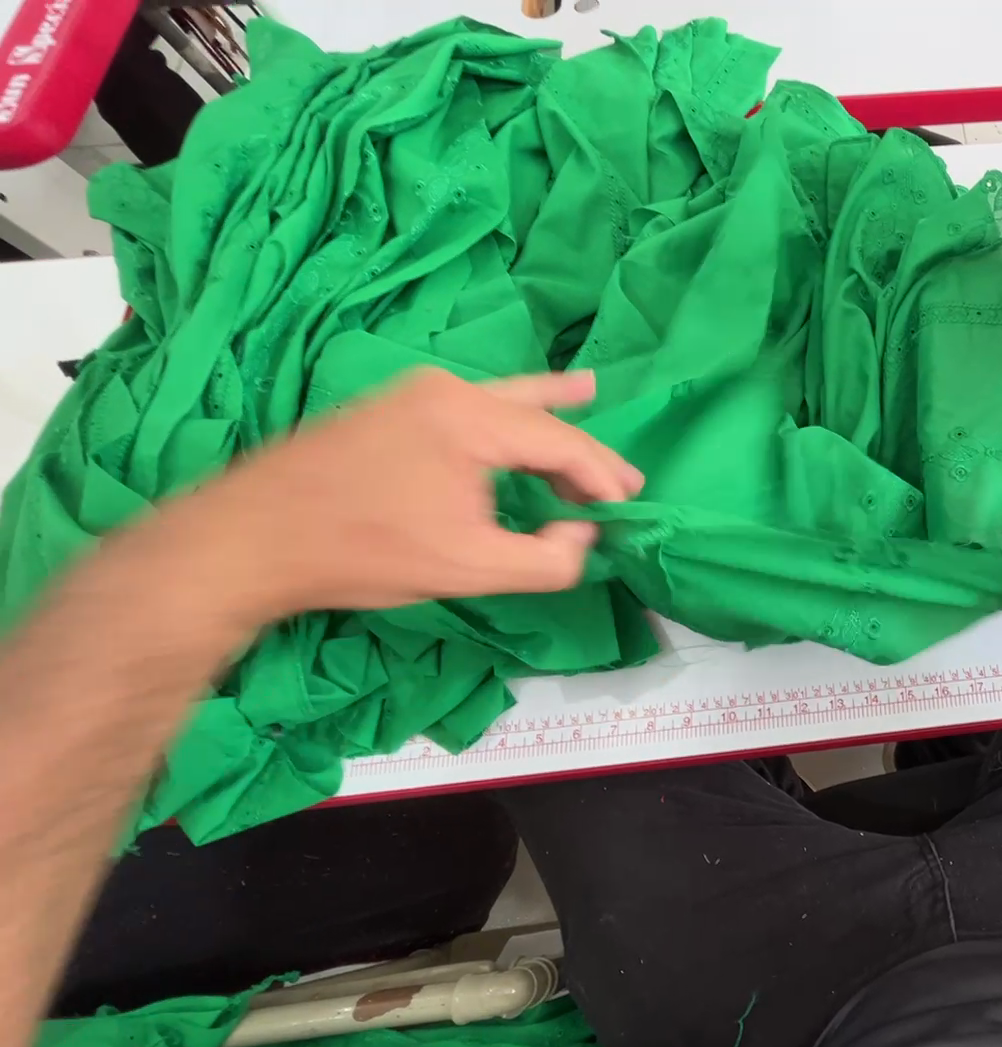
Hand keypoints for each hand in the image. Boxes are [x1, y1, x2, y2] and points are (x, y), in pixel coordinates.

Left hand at [150, 367, 643, 622]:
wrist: (242, 541)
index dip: (603, 481)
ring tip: (592, 395)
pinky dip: (515, 412)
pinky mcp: (394, 408)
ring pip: (509, 401)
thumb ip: (552, 559)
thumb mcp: (474, 569)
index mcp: (473, 420)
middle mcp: (449, 391)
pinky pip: (477, 405)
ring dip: (554, 419)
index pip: (565, 445)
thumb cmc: (364, 551)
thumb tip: (583, 534)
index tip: (624, 515)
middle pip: (542, 419)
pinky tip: (527, 402)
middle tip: (628, 483)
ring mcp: (417, 393)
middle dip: (588, 454)